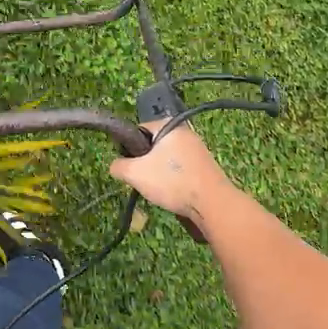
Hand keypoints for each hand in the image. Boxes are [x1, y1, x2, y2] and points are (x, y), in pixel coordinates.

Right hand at [108, 121, 235, 219]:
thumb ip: (118, 166)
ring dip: (160, 173)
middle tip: (143, 180)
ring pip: (167, 159)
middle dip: (146, 163)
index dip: (129, 148)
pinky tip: (174, 194)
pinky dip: (174, 179)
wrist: (212, 203)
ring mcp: (197, 148)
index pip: (138, 130)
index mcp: (168, 125)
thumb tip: (115, 166)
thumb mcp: (135, 173)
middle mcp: (185, 131)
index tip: (130, 167)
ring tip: (159, 190)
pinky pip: (181, 168)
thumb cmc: (171, 182)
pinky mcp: (205, 165)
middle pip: (153, 146)